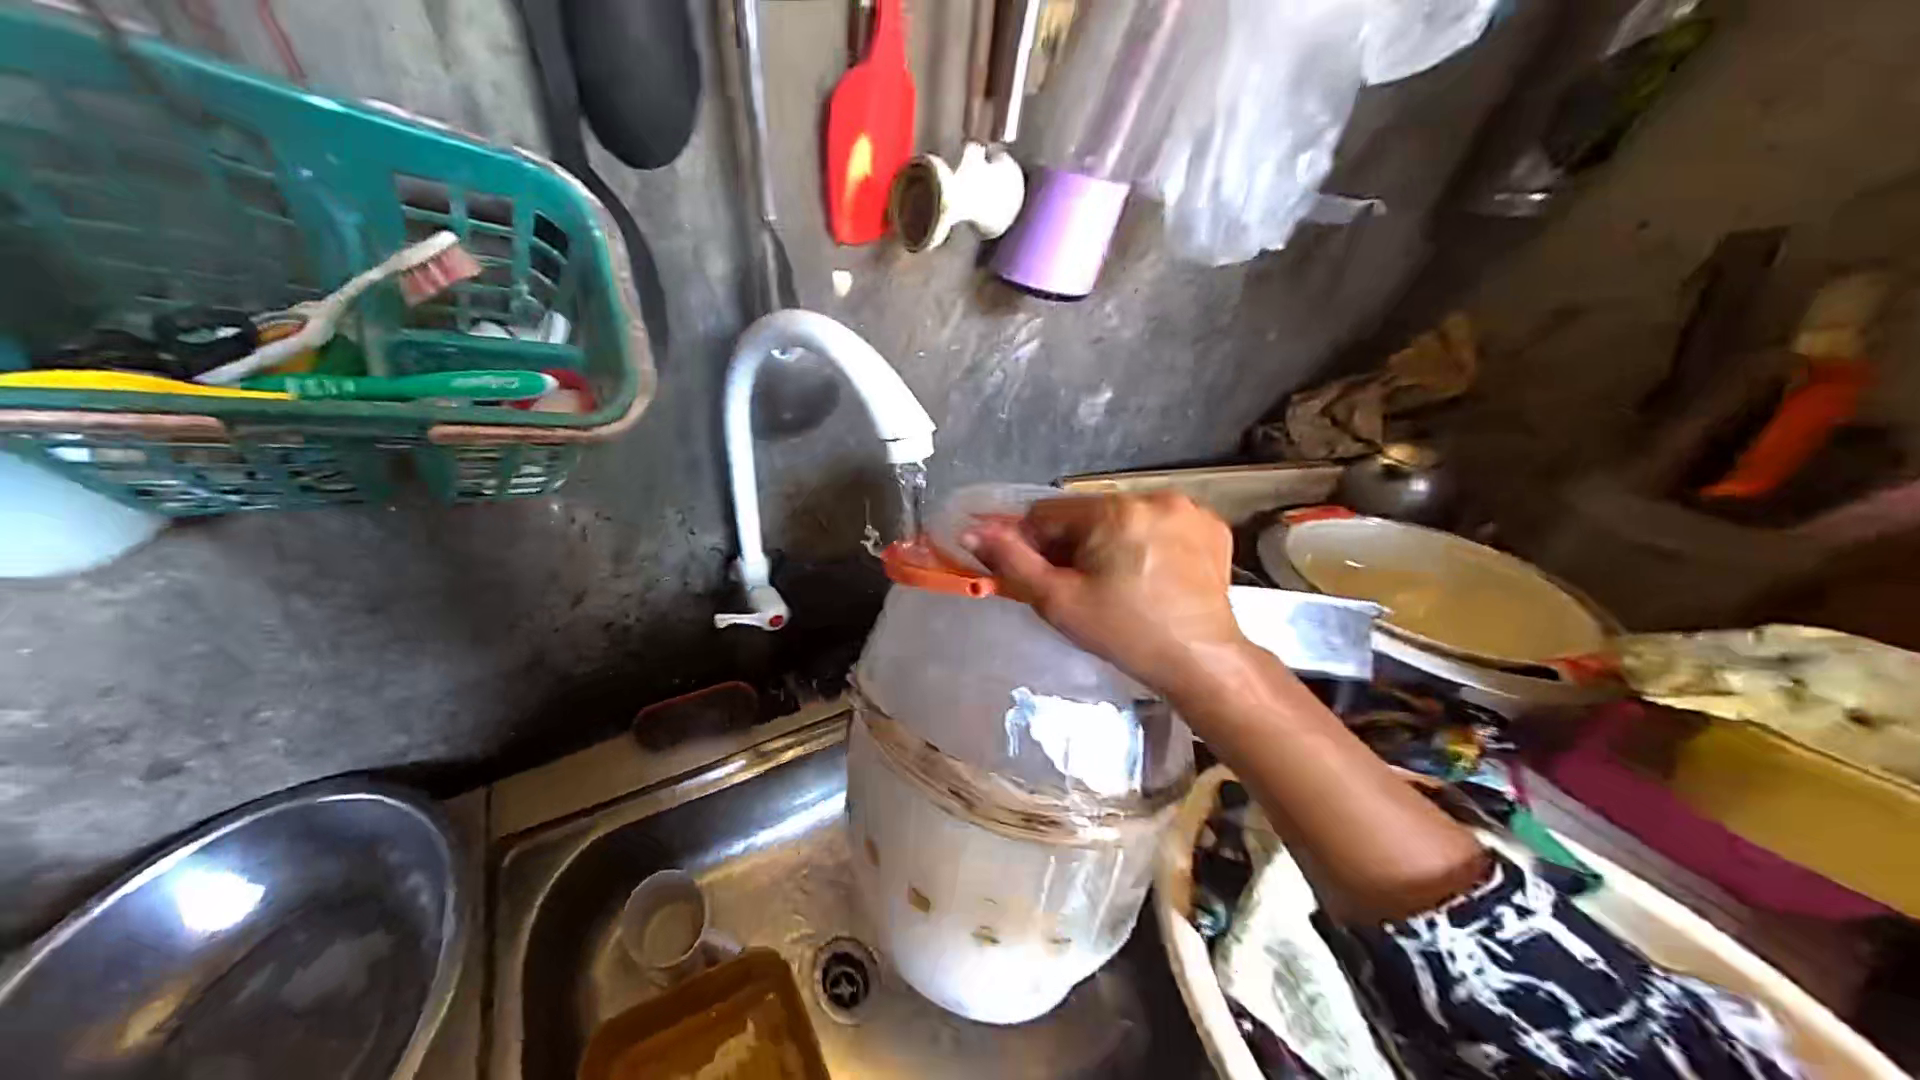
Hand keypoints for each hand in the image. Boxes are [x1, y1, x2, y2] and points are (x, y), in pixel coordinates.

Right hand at [961, 493, 1246, 691]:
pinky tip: (1153, 574)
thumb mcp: (1058, 601)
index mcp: (1113, 511)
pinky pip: (1161, 524)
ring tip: (1121, 583)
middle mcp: (1153, 497)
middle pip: (1089, 514)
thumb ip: (1011, 561)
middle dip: (1077, 544)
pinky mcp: (1213, 527)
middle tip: (1084, 586)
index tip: (1046, 577)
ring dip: (1112, 540)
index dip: (1037, 545)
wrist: (1202, 661)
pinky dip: (1150, 542)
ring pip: (1125, 516)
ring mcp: (1190, 510)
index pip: (1049, 513)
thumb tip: (972, 529)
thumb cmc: (1124, 633)